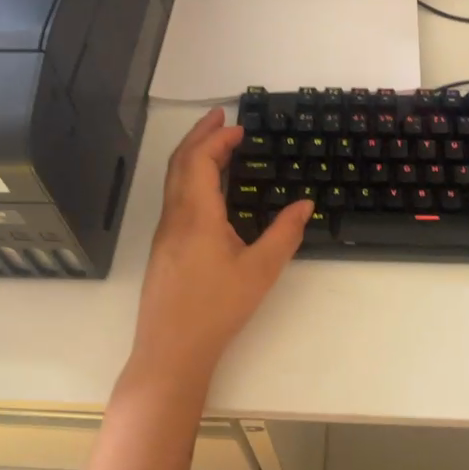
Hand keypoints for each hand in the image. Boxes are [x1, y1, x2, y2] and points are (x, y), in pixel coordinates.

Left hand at [129, 108, 311, 388]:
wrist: (171, 351)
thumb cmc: (217, 310)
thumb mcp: (260, 272)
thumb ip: (284, 234)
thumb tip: (305, 203)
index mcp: (196, 215)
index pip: (199, 160)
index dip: (216, 138)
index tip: (239, 128)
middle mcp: (174, 217)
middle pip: (180, 162)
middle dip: (199, 135)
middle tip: (220, 118)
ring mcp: (164, 233)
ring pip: (173, 180)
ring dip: (193, 155)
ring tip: (217, 146)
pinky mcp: (163, 248)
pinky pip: (174, 197)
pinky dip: (189, 177)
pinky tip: (209, 189)